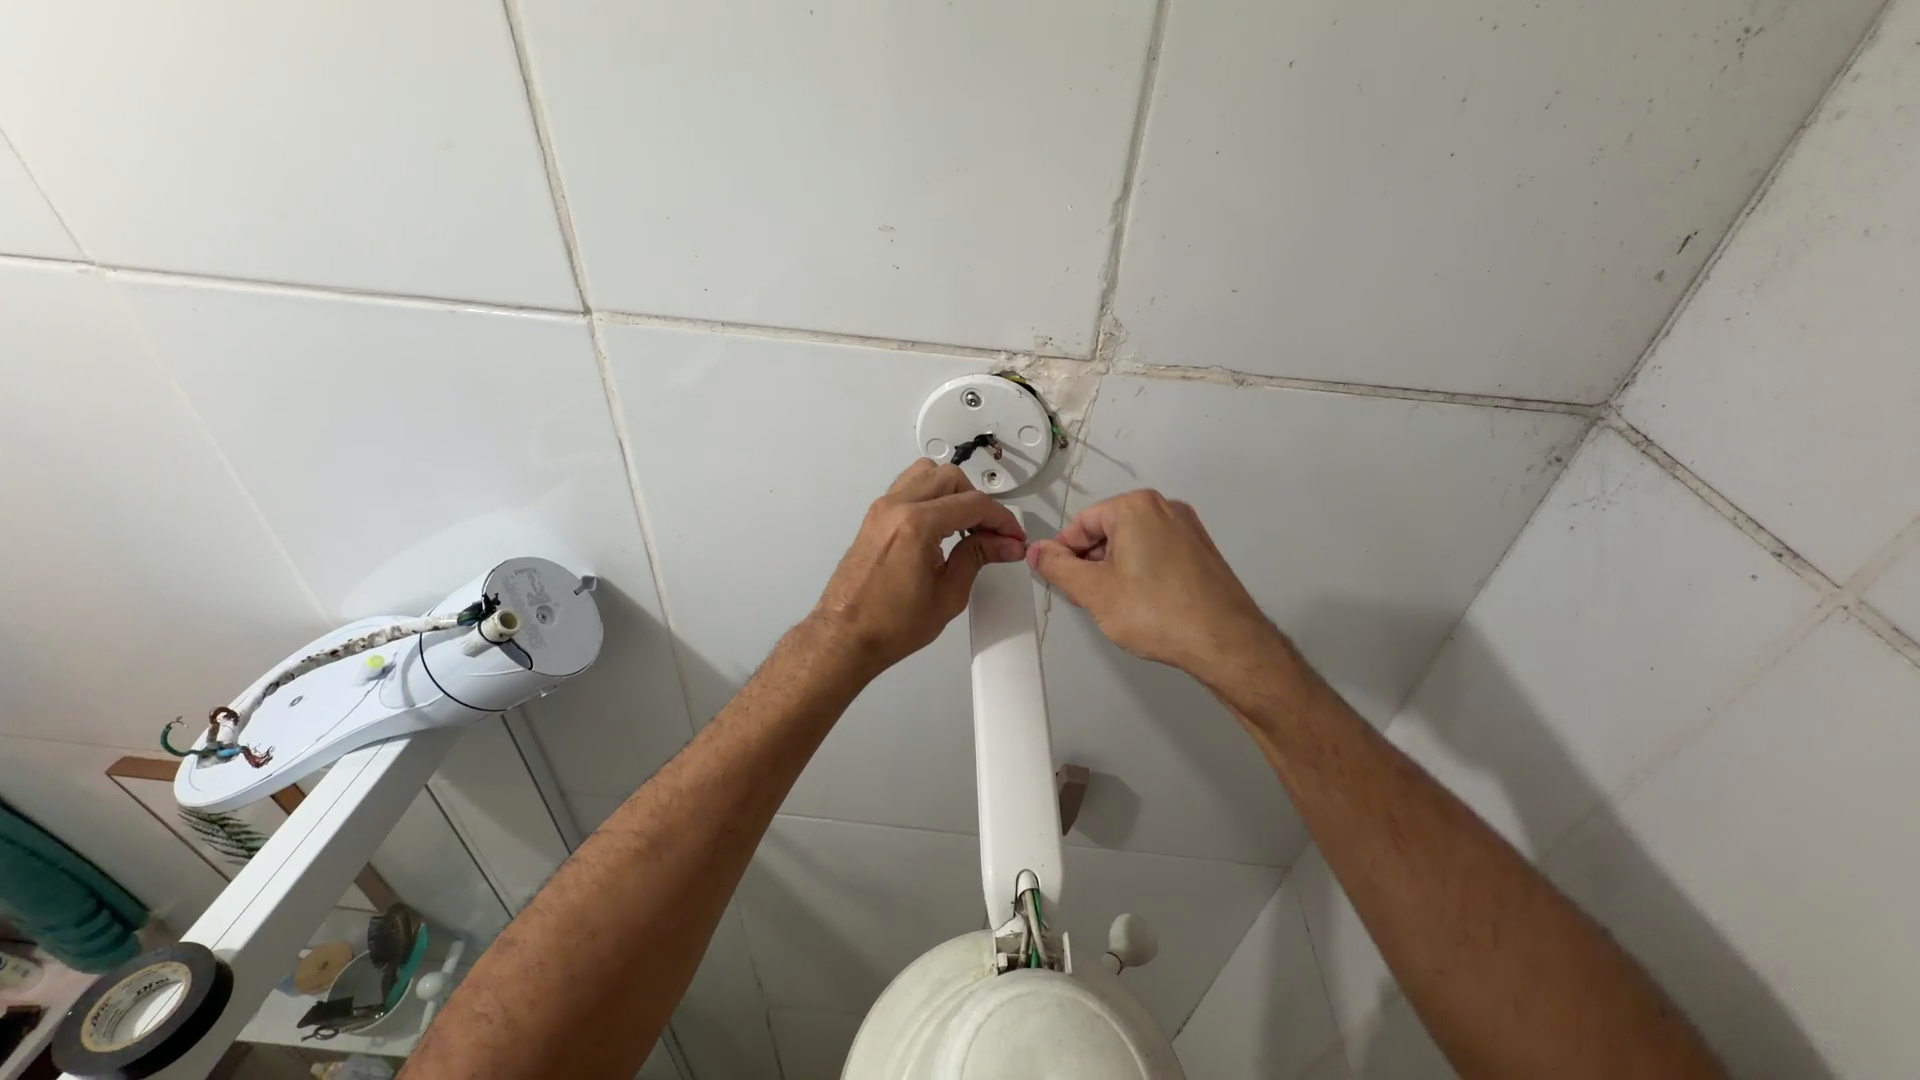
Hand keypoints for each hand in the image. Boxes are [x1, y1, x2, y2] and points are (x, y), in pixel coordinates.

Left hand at [810, 460, 1027, 675]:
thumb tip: (1005, 544)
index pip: (973, 504)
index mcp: (916, 525)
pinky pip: (908, 488)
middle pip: (951, 478)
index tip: (1013, 537)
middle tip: (993, 534)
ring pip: (927, 474)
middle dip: (978, 503)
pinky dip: (931, 497)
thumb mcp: (948, 594)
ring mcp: (881, 509)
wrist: (845, 637)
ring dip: (953, 492)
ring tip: (967, 526)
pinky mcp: (874, 518)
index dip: (1002, 519)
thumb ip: (978, 558)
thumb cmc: (891, 625)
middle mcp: (896, 507)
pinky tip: (942, 527)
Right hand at [1027, 490, 1281, 682]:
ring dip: (1116, 569)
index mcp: (1136, 507)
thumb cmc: (1158, 612)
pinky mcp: (1202, 551)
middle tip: (1089, 597)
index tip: (1060, 580)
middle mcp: (1165, 508)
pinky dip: (1142, 573)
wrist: (1225, 641)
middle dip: (1092, 561)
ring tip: (1117, 605)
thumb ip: (1059, 568)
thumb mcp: (1094, 592)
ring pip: (1134, 542)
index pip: (1082, 523)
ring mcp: (1188, 529)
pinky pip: (1158, 553)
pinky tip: (1143, 604)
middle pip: (1109, 529)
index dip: (1064, 552)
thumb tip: (1037, 551)